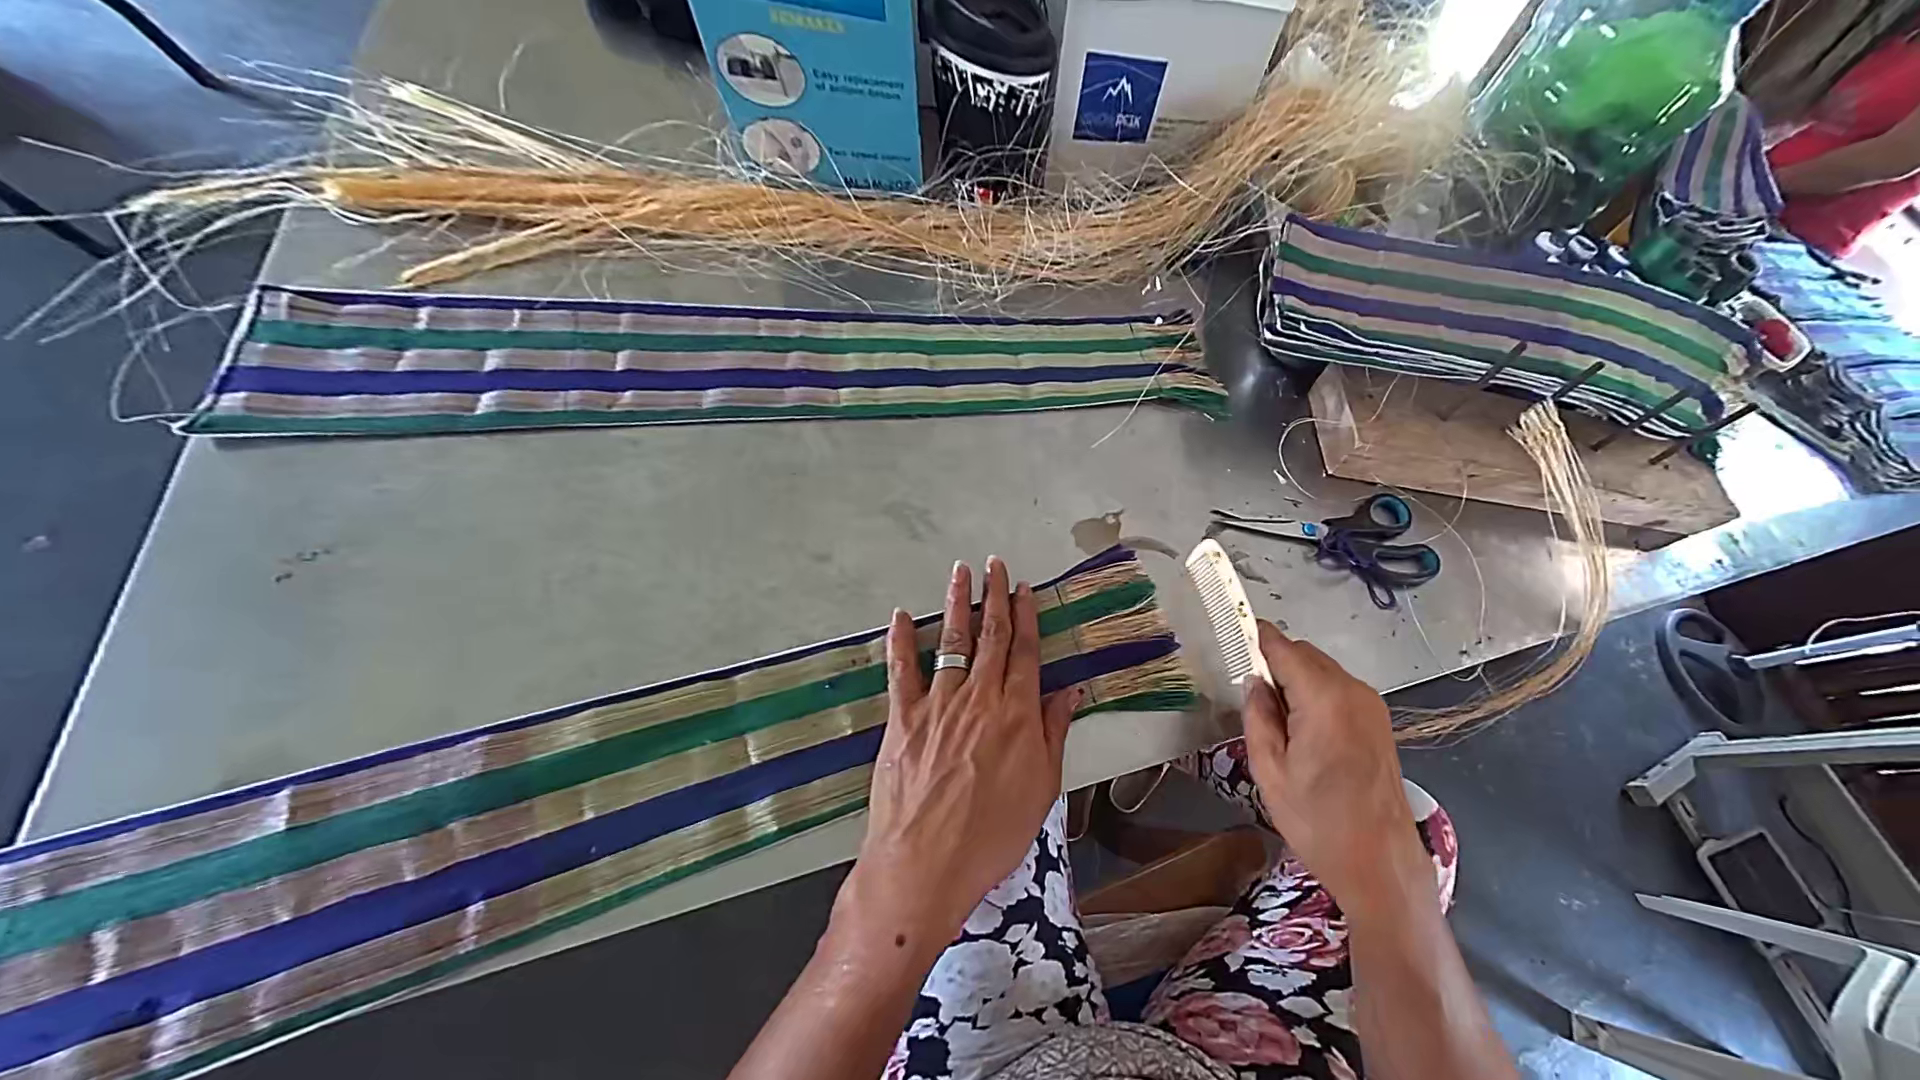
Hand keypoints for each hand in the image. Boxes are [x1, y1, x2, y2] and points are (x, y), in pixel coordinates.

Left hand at [841, 557, 1079, 947]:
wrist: (927, 863)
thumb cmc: (993, 834)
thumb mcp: (1042, 789)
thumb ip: (1053, 732)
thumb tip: (1070, 690)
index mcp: (1017, 715)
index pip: (1025, 653)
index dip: (1025, 617)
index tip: (1024, 588)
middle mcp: (980, 699)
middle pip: (991, 638)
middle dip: (994, 597)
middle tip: (995, 565)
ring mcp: (938, 705)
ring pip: (952, 644)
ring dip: (957, 605)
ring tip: (960, 572)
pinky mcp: (903, 719)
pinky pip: (901, 670)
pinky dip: (901, 640)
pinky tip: (902, 615)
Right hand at [1241, 620, 1426, 914]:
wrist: (1381, 866)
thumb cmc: (1317, 822)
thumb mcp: (1269, 770)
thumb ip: (1257, 715)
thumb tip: (1252, 681)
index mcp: (1325, 699)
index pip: (1282, 647)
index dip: (1252, 637)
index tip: (1226, 634)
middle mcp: (1353, 692)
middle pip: (1303, 654)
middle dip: (1271, 662)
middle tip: (1244, 694)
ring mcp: (1371, 706)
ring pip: (1320, 669)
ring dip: (1292, 678)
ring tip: (1271, 717)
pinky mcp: (1378, 722)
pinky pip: (1336, 688)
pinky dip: (1312, 692)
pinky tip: (1298, 728)